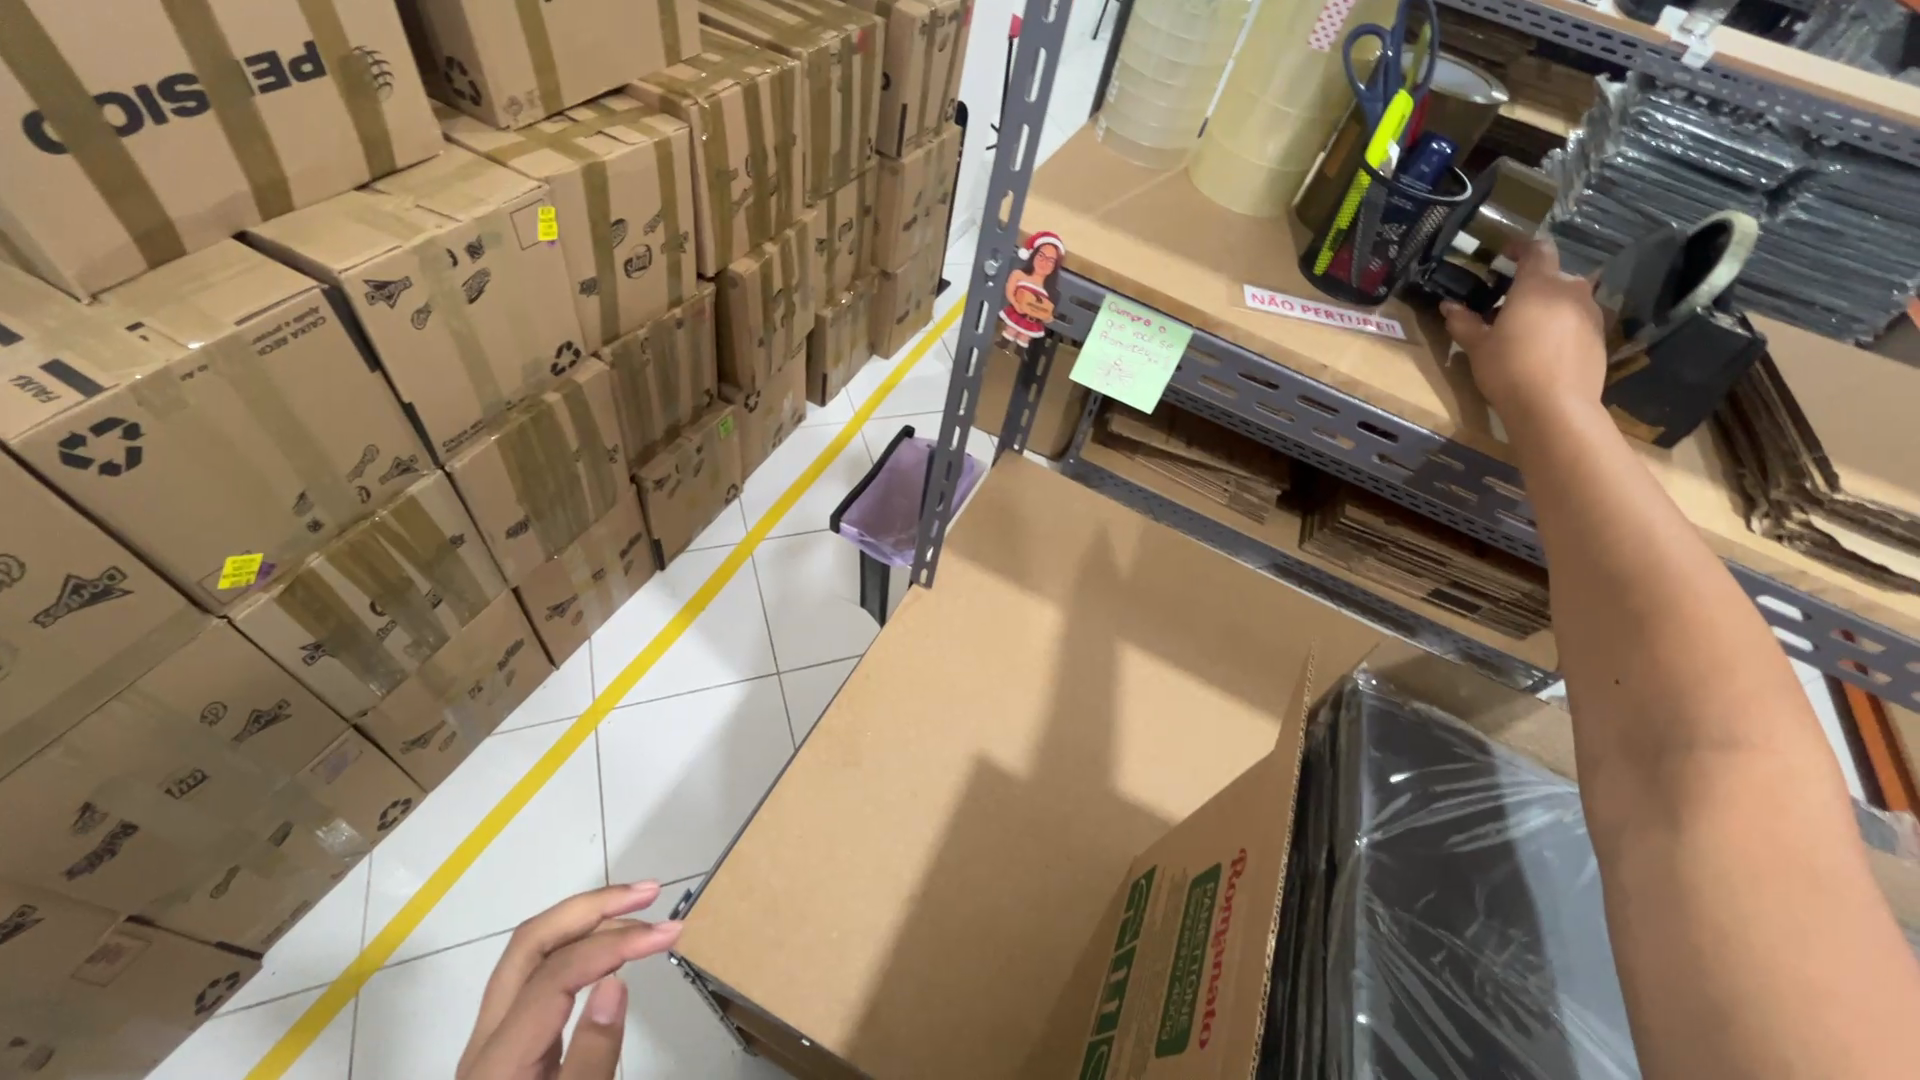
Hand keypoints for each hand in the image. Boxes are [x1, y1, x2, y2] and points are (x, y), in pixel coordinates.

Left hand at [456, 882, 682, 1079]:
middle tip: (649, 893)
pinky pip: (536, 974)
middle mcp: (485, 1041)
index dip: (615, 943)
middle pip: (528, 944)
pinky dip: (576, 944)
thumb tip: (614, 983)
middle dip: (591, 907)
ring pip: (528, 953)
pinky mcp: (507, 1046)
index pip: (555, 974)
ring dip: (583, 919)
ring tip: (639, 906)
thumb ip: (588, 1062)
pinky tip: (611, 947)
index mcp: (496, 1065)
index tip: (671, 933)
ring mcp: (491, 1041)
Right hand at [1442, 237, 1606, 430]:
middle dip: (1532, 284)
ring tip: (1526, 328)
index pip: (1537, 250)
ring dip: (1547, 305)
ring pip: (1567, 298)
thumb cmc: (1509, 369)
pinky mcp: (1599, 337)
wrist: (1555, 406)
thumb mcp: (1478, 347)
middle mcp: (1571, 291)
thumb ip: (1464, 323)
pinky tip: (1544, 348)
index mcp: (1538, 285)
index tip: (1506, 253)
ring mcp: (1590, 313)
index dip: (1521, 247)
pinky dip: (1560, 325)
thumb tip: (1448, 307)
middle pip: (1553, 275)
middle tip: (1508, 303)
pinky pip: (1577, 320)